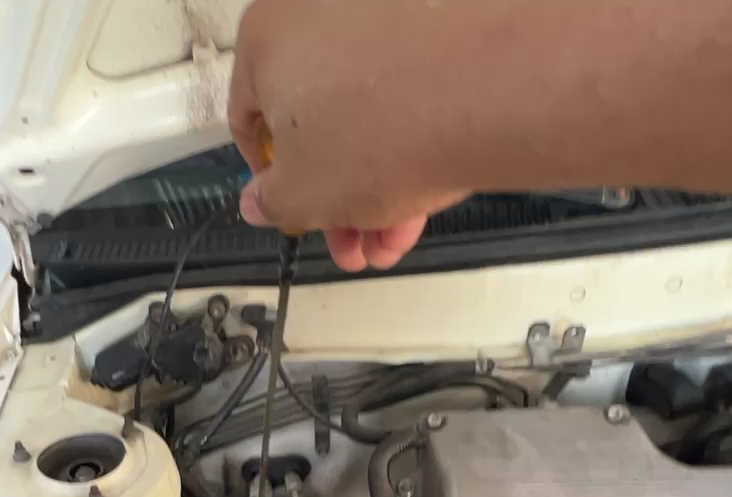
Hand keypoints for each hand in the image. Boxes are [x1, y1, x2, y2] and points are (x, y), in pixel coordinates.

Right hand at [228, 0, 473, 270]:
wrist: (483, 95)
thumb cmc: (377, 135)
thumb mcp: (298, 197)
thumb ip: (269, 202)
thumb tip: (261, 200)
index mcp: (266, 38)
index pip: (248, 118)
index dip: (267, 176)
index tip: (286, 203)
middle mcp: (320, 10)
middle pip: (315, 124)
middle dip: (332, 197)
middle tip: (346, 238)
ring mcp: (381, 14)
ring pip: (363, 117)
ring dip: (370, 189)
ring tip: (387, 239)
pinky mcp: (433, 24)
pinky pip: (404, 97)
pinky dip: (404, 148)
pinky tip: (417, 203)